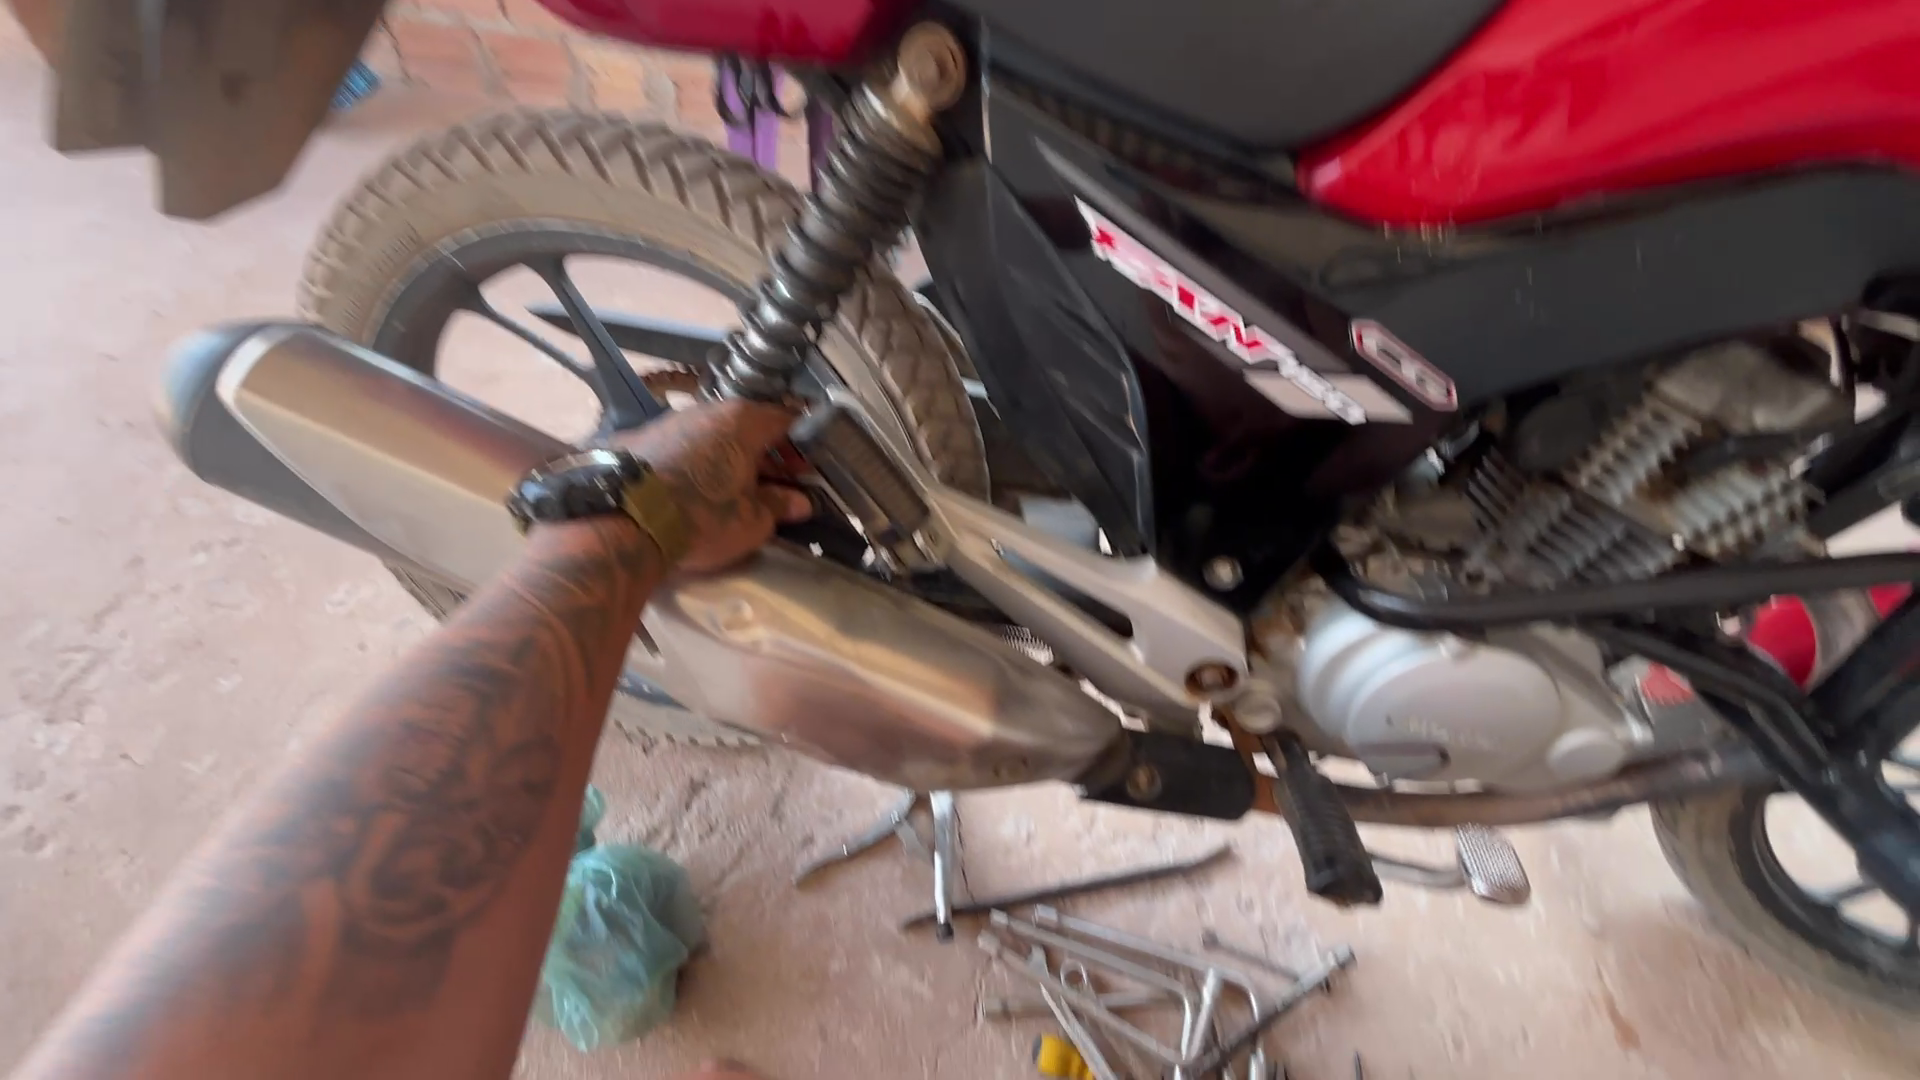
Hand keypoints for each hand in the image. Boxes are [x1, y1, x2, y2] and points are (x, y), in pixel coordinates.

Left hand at [610, 400, 811, 573]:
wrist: (620, 523)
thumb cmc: (700, 518)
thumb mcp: (752, 522)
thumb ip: (779, 506)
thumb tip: (798, 502)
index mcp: (743, 422)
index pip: (787, 420)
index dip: (802, 446)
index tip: (806, 470)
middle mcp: (706, 411)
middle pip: (749, 427)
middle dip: (766, 454)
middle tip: (777, 484)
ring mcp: (669, 422)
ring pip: (713, 435)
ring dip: (730, 458)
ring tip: (736, 490)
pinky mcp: (638, 440)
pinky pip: (682, 447)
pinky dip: (697, 464)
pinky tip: (696, 490)